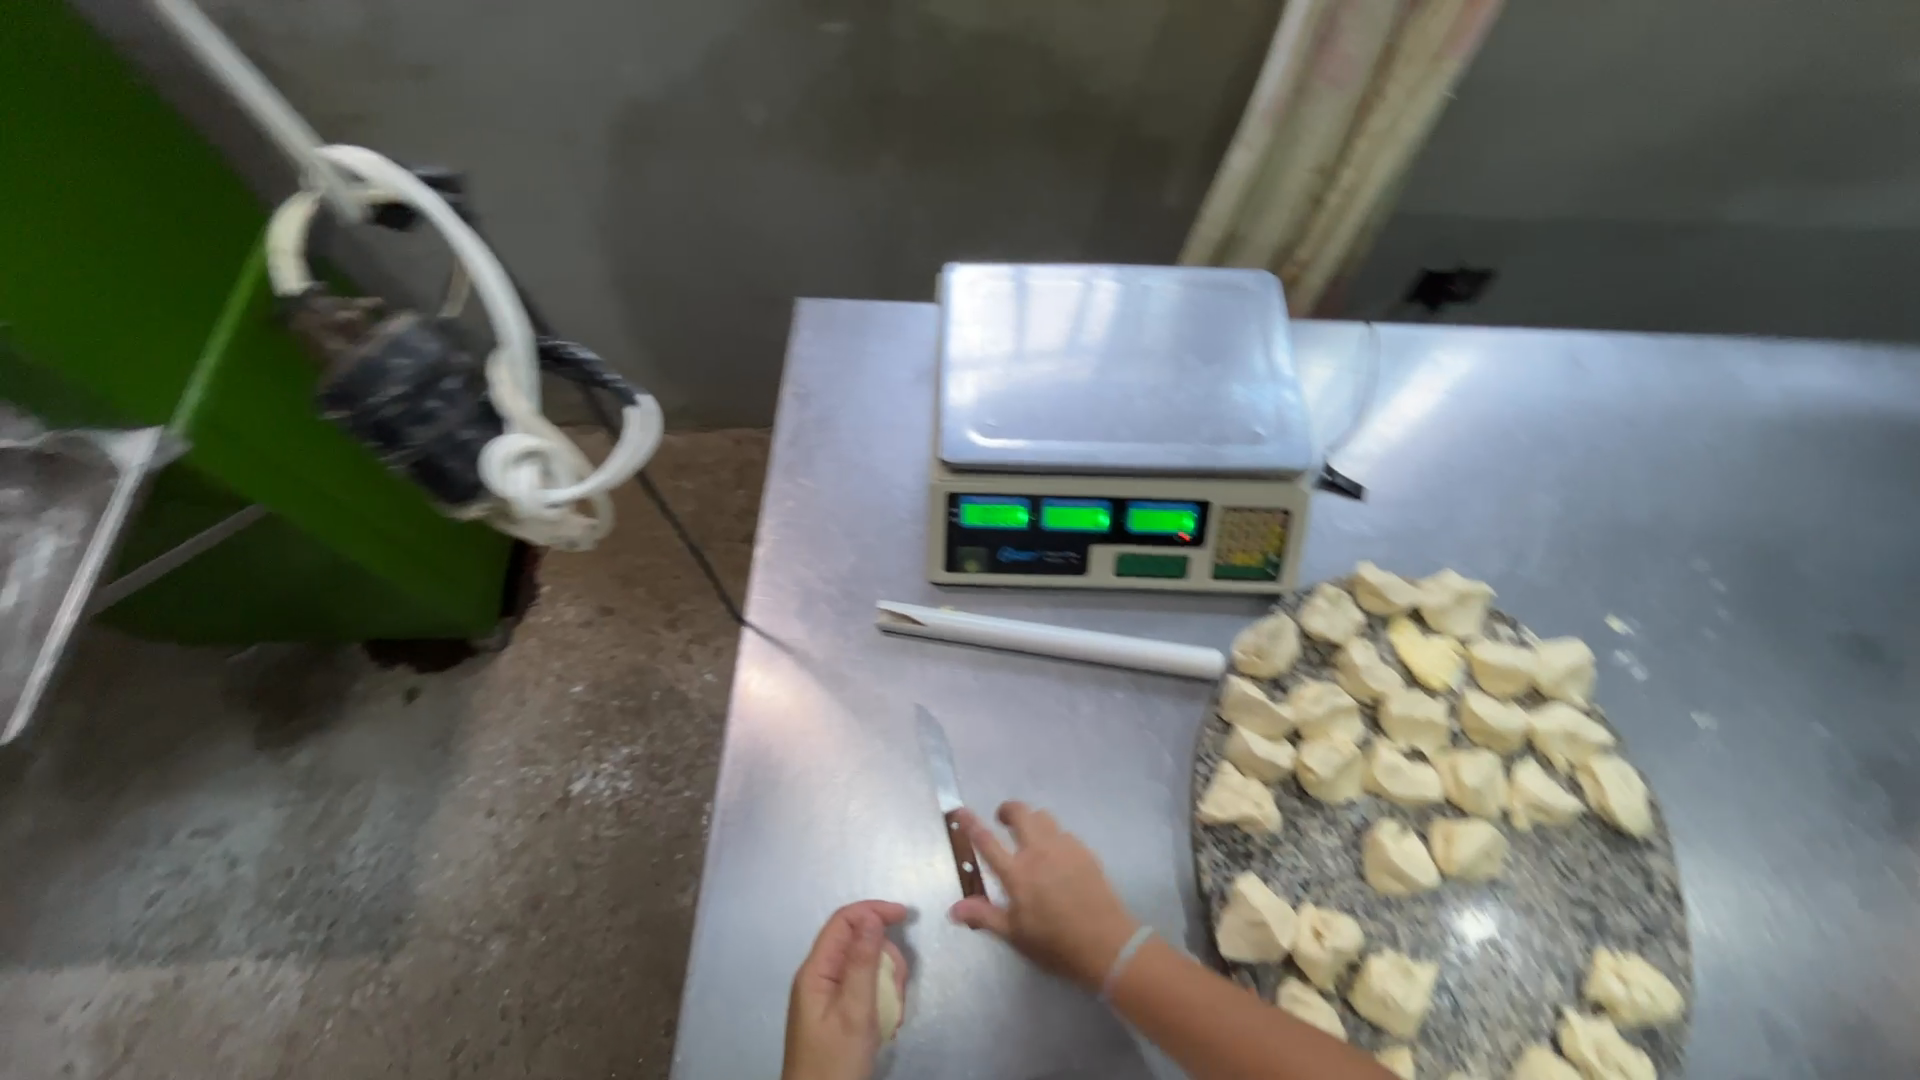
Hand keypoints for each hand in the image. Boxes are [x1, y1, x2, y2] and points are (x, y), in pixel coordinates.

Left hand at [782, 900, 909, 1079]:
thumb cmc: (835, 1064)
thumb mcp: (855, 1012)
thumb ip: (863, 962)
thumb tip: (872, 916)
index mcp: (816, 970)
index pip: (844, 921)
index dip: (874, 911)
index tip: (906, 917)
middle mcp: (819, 977)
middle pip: (857, 942)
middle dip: (884, 955)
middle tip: (899, 985)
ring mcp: (827, 996)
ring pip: (865, 966)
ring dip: (885, 980)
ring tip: (893, 1010)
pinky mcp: (836, 1013)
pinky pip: (863, 989)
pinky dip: (880, 998)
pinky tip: (887, 1021)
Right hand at [949, 802, 1140, 990]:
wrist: (1106, 944)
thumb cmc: (1055, 943)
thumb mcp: (1015, 934)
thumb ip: (984, 915)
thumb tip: (953, 909)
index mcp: (1017, 873)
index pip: (987, 841)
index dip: (970, 823)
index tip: (960, 811)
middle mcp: (1038, 852)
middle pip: (1020, 814)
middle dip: (1008, 810)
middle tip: (1003, 821)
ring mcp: (1064, 848)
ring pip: (1043, 817)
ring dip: (1032, 820)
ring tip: (1030, 836)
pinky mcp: (1084, 851)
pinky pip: (1064, 832)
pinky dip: (1054, 835)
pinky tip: (1057, 854)